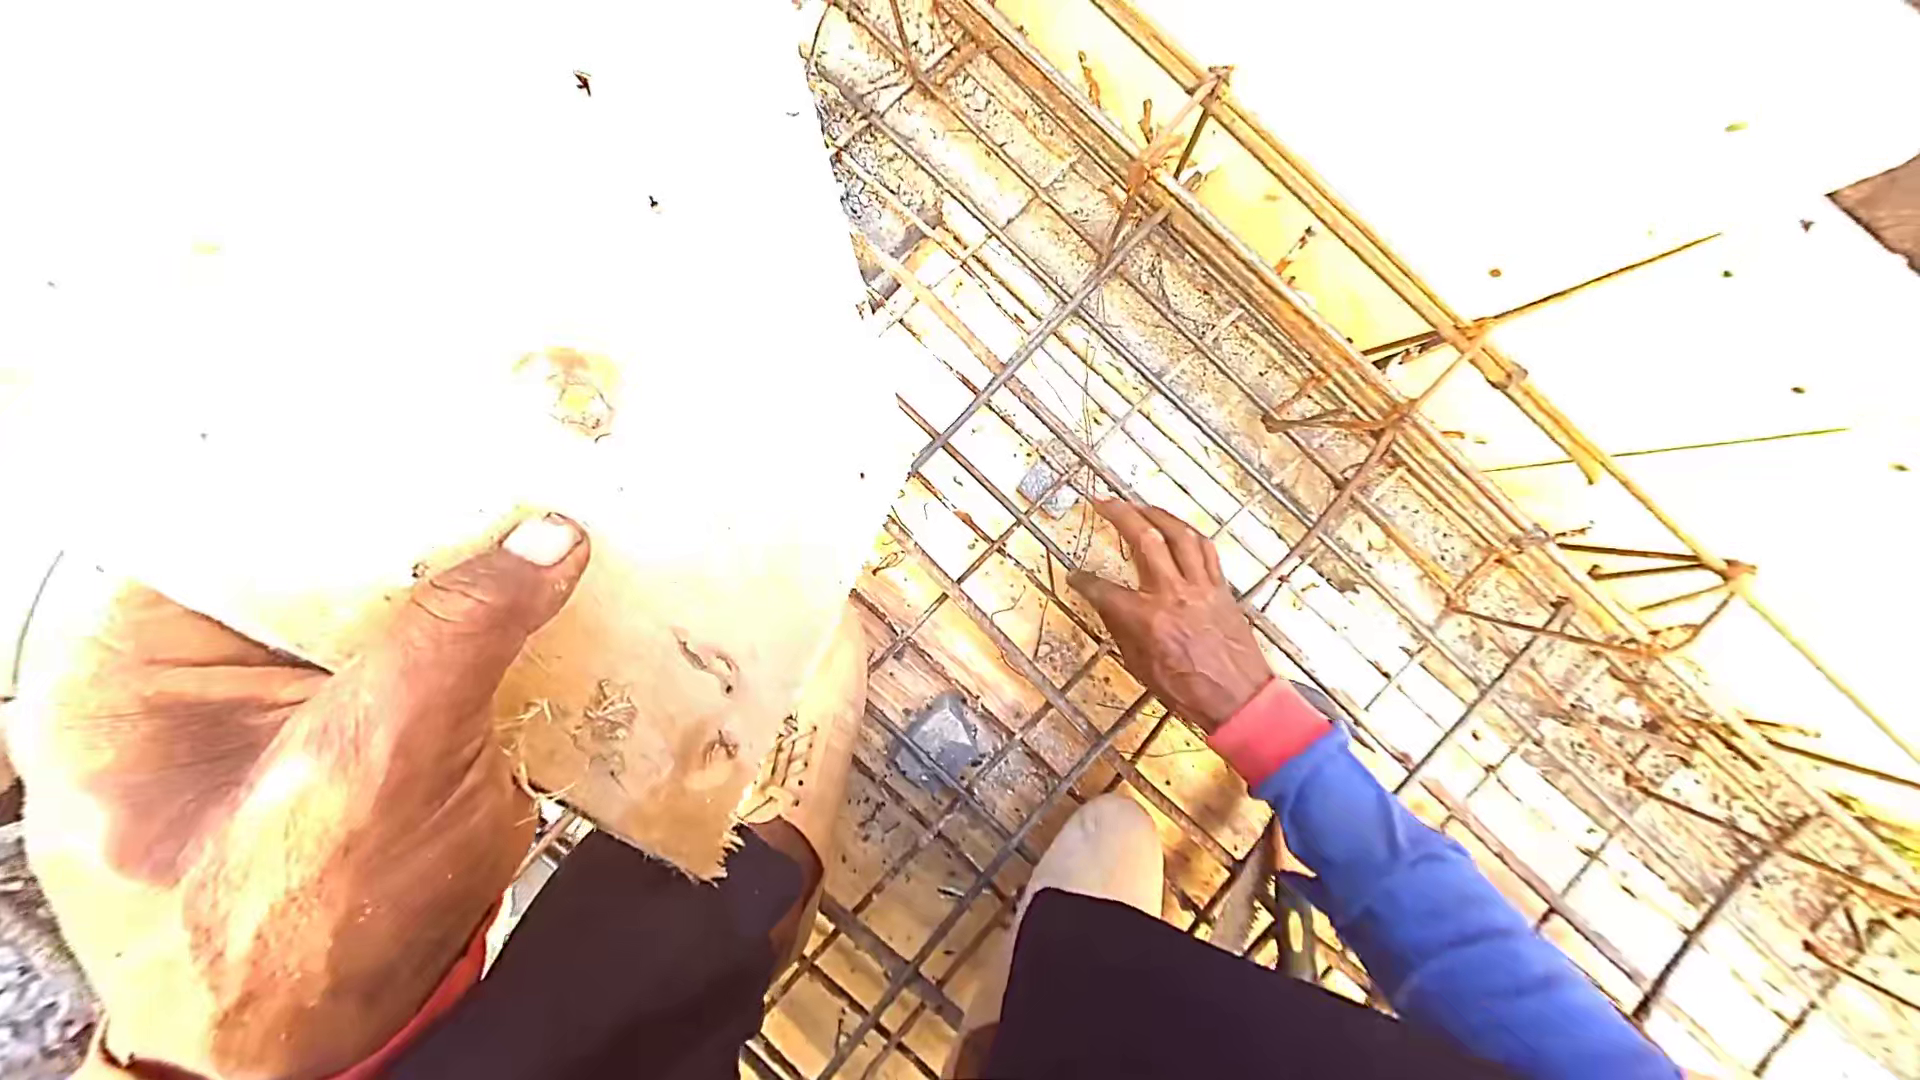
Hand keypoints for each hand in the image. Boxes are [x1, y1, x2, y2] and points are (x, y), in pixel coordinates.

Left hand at [9, 514, 589, 1078]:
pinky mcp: (427, 709)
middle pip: (364, 554)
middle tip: (544, 460)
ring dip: (509, 569)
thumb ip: (453, 639)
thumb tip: (552, 536)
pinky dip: (538, 618)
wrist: (360, 1020)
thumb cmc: (301, 923)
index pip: (253, 518)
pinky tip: (588, 591)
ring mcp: (354, 685)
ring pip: (439, 597)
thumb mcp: (366, 765)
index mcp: (165, 657)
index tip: (458, 428)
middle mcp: (257, 657)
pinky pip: (486, 641)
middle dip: (458, 520)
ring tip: (580, 512)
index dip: (355, 468)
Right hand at [1069, 500, 1272, 734]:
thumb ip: (1121, 628)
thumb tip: (1107, 604)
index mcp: (1146, 618)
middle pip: (1144, 538)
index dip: (1084, 581)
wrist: (1239, 699)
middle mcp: (1173, 593)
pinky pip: (1204, 548)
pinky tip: (1176, 527)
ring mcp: (1200, 586)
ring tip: (1139, 505)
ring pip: (1178, 533)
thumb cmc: (1187, 690)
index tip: (1075, 576)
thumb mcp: (1139, 664)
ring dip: (1155, 513)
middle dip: (1120, 514)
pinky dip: (1187, 532)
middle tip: (1104, 502)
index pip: (1104, 589)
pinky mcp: (1221, 587)